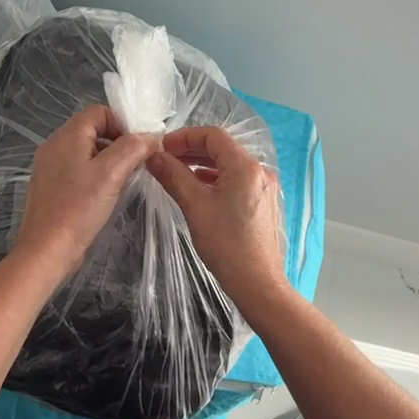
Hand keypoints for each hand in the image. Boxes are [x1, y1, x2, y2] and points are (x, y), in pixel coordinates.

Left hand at [13, 106, 152, 279]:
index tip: (141, 146)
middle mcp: (55, 146)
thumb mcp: (111, 173)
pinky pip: (78, 171)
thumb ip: (133, 148)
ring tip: (125, 181)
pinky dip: (96, 176)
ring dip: (109, 162)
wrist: (47, 249)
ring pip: (87, 152)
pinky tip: (107, 195)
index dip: (124, 123)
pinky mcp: (52, 188)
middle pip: (93, 131)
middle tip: (137, 165)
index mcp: (67, 136)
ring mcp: (50, 168)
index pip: (99, 112)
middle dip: (119, 143)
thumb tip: (151, 137)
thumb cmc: (79, 208)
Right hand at [145, 125, 289, 307]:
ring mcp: (264, 188)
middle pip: (222, 149)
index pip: (213, 135)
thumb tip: (154, 157)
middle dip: (191, 150)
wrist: (257, 282)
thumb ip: (173, 176)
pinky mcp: (263, 204)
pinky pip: (236, 181)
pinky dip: (215, 180)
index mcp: (246, 167)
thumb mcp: (195, 206)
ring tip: (176, 172)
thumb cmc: (226, 245)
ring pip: (229, 166)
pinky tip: (197, 189)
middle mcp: (260, 172)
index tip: (162, 147)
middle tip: (165, 158)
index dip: (184, 136)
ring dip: (202, 165)